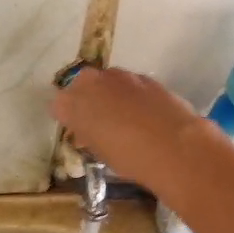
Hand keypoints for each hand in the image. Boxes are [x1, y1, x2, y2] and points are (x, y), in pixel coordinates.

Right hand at [52, 67, 209, 188]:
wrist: (174, 146)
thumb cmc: (128, 156)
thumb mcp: (99, 153)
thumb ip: (88, 136)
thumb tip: (89, 132)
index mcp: (72, 102)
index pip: (59, 106)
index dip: (69, 119)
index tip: (79, 132)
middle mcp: (93, 81)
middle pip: (82, 86)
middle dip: (88, 101)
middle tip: (100, 123)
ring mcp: (121, 76)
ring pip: (108, 83)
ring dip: (112, 96)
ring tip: (126, 120)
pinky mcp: (146, 77)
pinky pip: (132, 85)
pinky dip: (134, 96)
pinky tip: (146, 116)